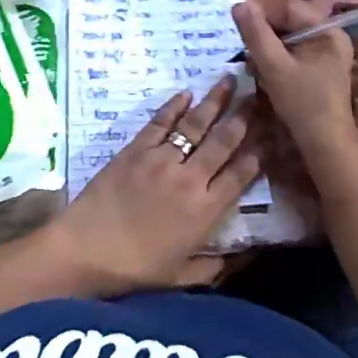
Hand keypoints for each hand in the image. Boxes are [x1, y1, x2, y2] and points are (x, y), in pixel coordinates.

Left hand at [47, 77, 260, 294]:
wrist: (85, 250)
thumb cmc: (135, 271)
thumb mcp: (182, 277)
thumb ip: (215, 266)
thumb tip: (245, 255)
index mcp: (205, 211)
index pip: (241, 174)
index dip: (260, 151)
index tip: (273, 132)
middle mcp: (190, 178)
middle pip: (224, 141)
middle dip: (244, 116)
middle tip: (259, 94)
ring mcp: (162, 159)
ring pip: (195, 124)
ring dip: (215, 101)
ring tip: (230, 79)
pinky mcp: (136, 149)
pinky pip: (160, 122)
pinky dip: (174, 106)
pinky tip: (187, 93)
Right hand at [232, 0, 357, 153]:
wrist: (326, 144)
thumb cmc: (302, 103)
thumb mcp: (274, 66)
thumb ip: (256, 34)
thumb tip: (239, 4)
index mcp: (327, 30)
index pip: (288, 8)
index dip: (261, 12)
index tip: (237, 21)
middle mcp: (331, 36)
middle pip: (289, 22)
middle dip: (264, 33)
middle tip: (242, 47)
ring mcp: (328, 53)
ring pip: (289, 38)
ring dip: (267, 47)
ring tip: (251, 62)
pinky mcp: (321, 68)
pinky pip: (294, 52)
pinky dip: (277, 59)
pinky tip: (263, 71)